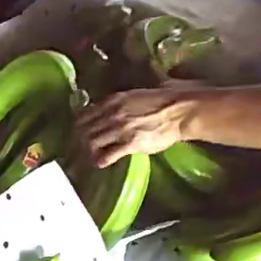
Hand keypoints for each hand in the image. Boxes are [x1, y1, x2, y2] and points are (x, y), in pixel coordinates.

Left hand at [77, 89, 194, 167]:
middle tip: (81, 149)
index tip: (80, 133)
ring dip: (89, 152)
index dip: (80, 126)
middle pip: (84, 129)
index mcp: (113, 100)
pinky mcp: (130, 143)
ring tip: (91, 157)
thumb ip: (120, 103)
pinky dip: (101, 161)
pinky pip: (107, 155)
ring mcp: (120, 128)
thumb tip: (112, 108)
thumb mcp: (136, 96)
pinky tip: (101, 164)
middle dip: (80, 141)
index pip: (85, 114)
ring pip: (92, 142)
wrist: (180, 111)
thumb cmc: (163, 102)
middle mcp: (112, 112)